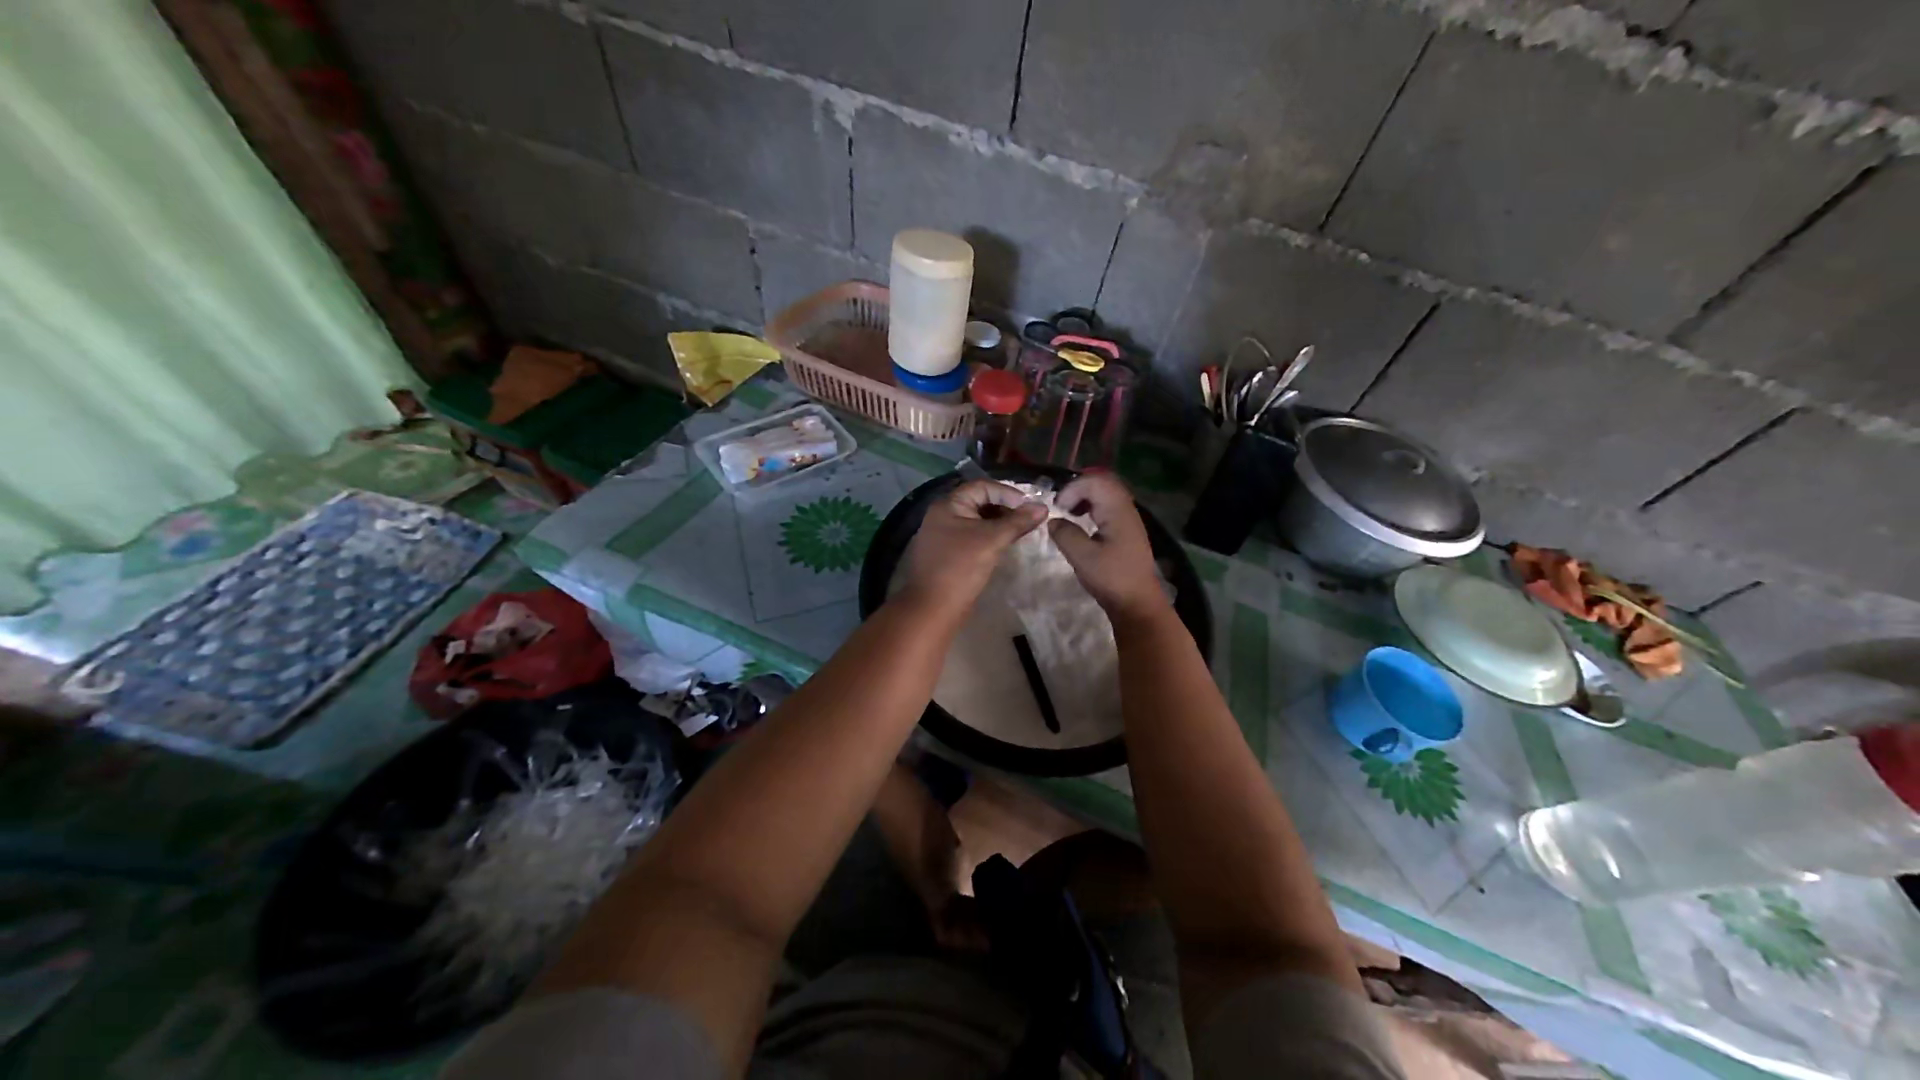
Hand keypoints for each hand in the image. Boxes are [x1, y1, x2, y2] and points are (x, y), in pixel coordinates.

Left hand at [895, 479, 1046, 616]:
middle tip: (1030, 519)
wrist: (933, 608)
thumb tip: (1043, 507)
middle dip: (1006, 508)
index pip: (982, 487)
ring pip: (978, 521)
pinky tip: (1006, 545)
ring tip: (1022, 532)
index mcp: (948, 505)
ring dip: (1000, 524)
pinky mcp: (949, 553)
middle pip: (980, 502)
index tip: (1030, 507)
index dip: (1008, 493)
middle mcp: (943, 515)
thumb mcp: (992, 540)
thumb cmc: (961, 568)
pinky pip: (973, 537)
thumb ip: (1018, 522)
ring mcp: (945, 535)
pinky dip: (991, 537)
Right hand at [1049, 473, 1169, 622]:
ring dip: (1084, 498)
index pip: (1094, 481)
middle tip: (1062, 506)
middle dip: (1078, 489)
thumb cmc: (1111, 579)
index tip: (1058, 508)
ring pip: (1105, 493)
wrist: (1138, 602)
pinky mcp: (1126, 530)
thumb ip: (1065, 534)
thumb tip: (1054, 521)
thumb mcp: (1082, 557)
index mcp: (1117, 511)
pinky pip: (1108, 506)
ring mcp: (1128, 519)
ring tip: (1069, 513)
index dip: (1072, 489)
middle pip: (1102, 482)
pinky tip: (1082, 523)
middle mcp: (1126, 509)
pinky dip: (1091, 508)